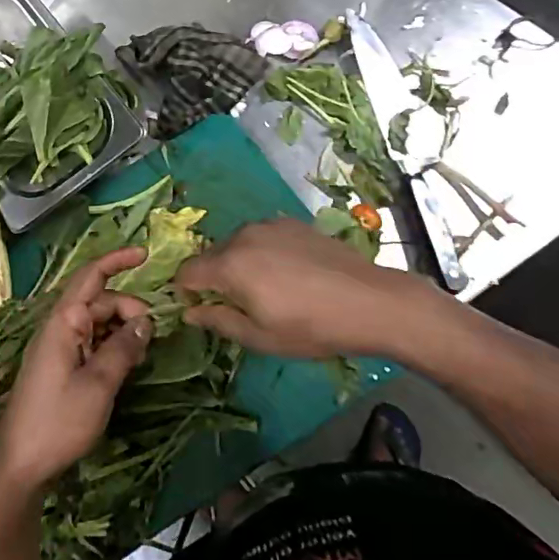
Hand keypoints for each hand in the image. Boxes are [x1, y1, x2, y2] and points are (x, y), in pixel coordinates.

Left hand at [0, 248, 153, 493]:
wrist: (20, 463)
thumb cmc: (58, 421)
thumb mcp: (99, 384)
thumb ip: (123, 348)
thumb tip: (145, 321)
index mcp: (63, 321)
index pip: (91, 276)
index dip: (117, 260)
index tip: (147, 255)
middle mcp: (59, 326)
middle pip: (99, 301)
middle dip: (128, 308)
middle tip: (153, 334)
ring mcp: (58, 346)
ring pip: (97, 322)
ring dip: (121, 329)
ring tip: (143, 352)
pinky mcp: (60, 366)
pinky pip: (90, 342)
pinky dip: (111, 345)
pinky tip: (126, 363)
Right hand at [175, 217, 454, 359]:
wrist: (372, 301)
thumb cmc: (312, 327)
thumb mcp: (260, 337)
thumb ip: (218, 321)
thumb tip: (190, 312)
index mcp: (230, 265)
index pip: (187, 272)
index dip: (185, 293)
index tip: (200, 310)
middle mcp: (243, 236)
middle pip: (211, 256)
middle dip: (213, 279)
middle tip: (238, 305)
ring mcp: (270, 225)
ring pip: (237, 244)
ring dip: (238, 264)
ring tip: (267, 289)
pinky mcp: (293, 222)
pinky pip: (262, 236)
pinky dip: (261, 252)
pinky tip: (288, 273)